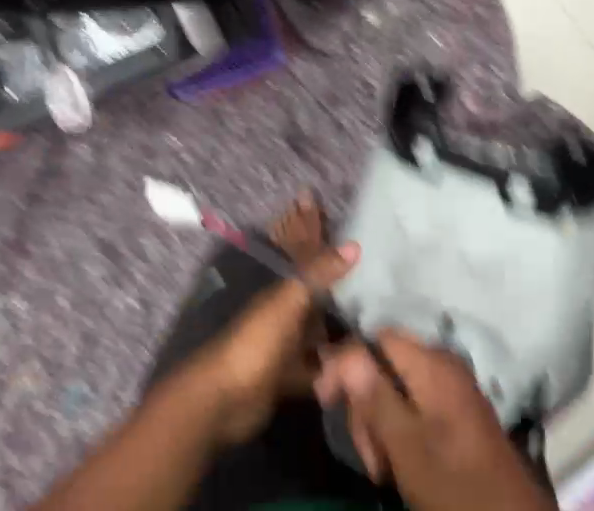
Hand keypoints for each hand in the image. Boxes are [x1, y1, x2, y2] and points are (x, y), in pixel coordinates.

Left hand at [188, 241, 358, 446]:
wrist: (224, 400)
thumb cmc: (255, 342)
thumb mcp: (288, 301)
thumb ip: (320, 273)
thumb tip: (355, 243)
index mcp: (280, 285)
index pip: (300, 244)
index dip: (307, 221)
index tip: (312, 193)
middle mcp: (285, 307)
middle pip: (311, 279)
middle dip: (327, 261)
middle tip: (355, 243)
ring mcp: (288, 340)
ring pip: (318, 320)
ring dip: (337, 313)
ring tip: (369, 297)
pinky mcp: (292, 373)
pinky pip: (320, 361)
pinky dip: (334, 359)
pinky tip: (358, 355)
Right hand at [315, 332, 556, 510]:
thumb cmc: (452, 480)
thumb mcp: (405, 442)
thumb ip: (373, 395)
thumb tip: (343, 351)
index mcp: (432, 363)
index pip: (377, 337)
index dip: (346, 362)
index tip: (324, 399)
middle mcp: (444, 363)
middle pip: (385, 363)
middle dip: (366, 403)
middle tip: (367, 450)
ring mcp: (453, 386)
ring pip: (397, 388)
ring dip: (380, 423)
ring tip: (382, 466)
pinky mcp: (457, 409)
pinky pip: (415, 404)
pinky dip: (399, 429)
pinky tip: (398, 461)